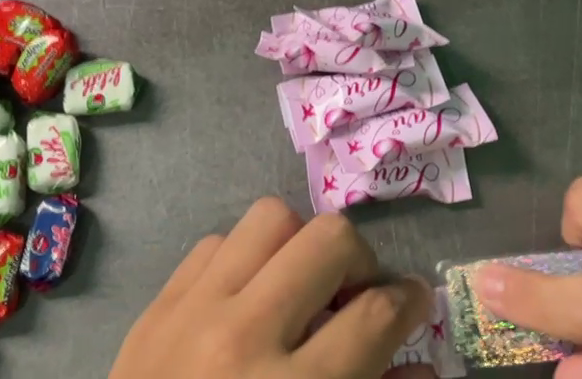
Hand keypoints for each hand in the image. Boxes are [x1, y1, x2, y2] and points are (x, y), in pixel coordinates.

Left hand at [109, 196, 434, 378]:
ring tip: (301, 285)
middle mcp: (244, 337)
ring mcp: (194, 311)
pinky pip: (217, 241)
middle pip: (328, 240)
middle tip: (356, 294)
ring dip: (299, 246)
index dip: (410, 301)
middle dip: (359, 261)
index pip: (375, 314)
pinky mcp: (158, 305)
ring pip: (270, 218)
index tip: (414, 300)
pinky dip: (245, 261)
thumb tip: (423, 364)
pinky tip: (248, 298)